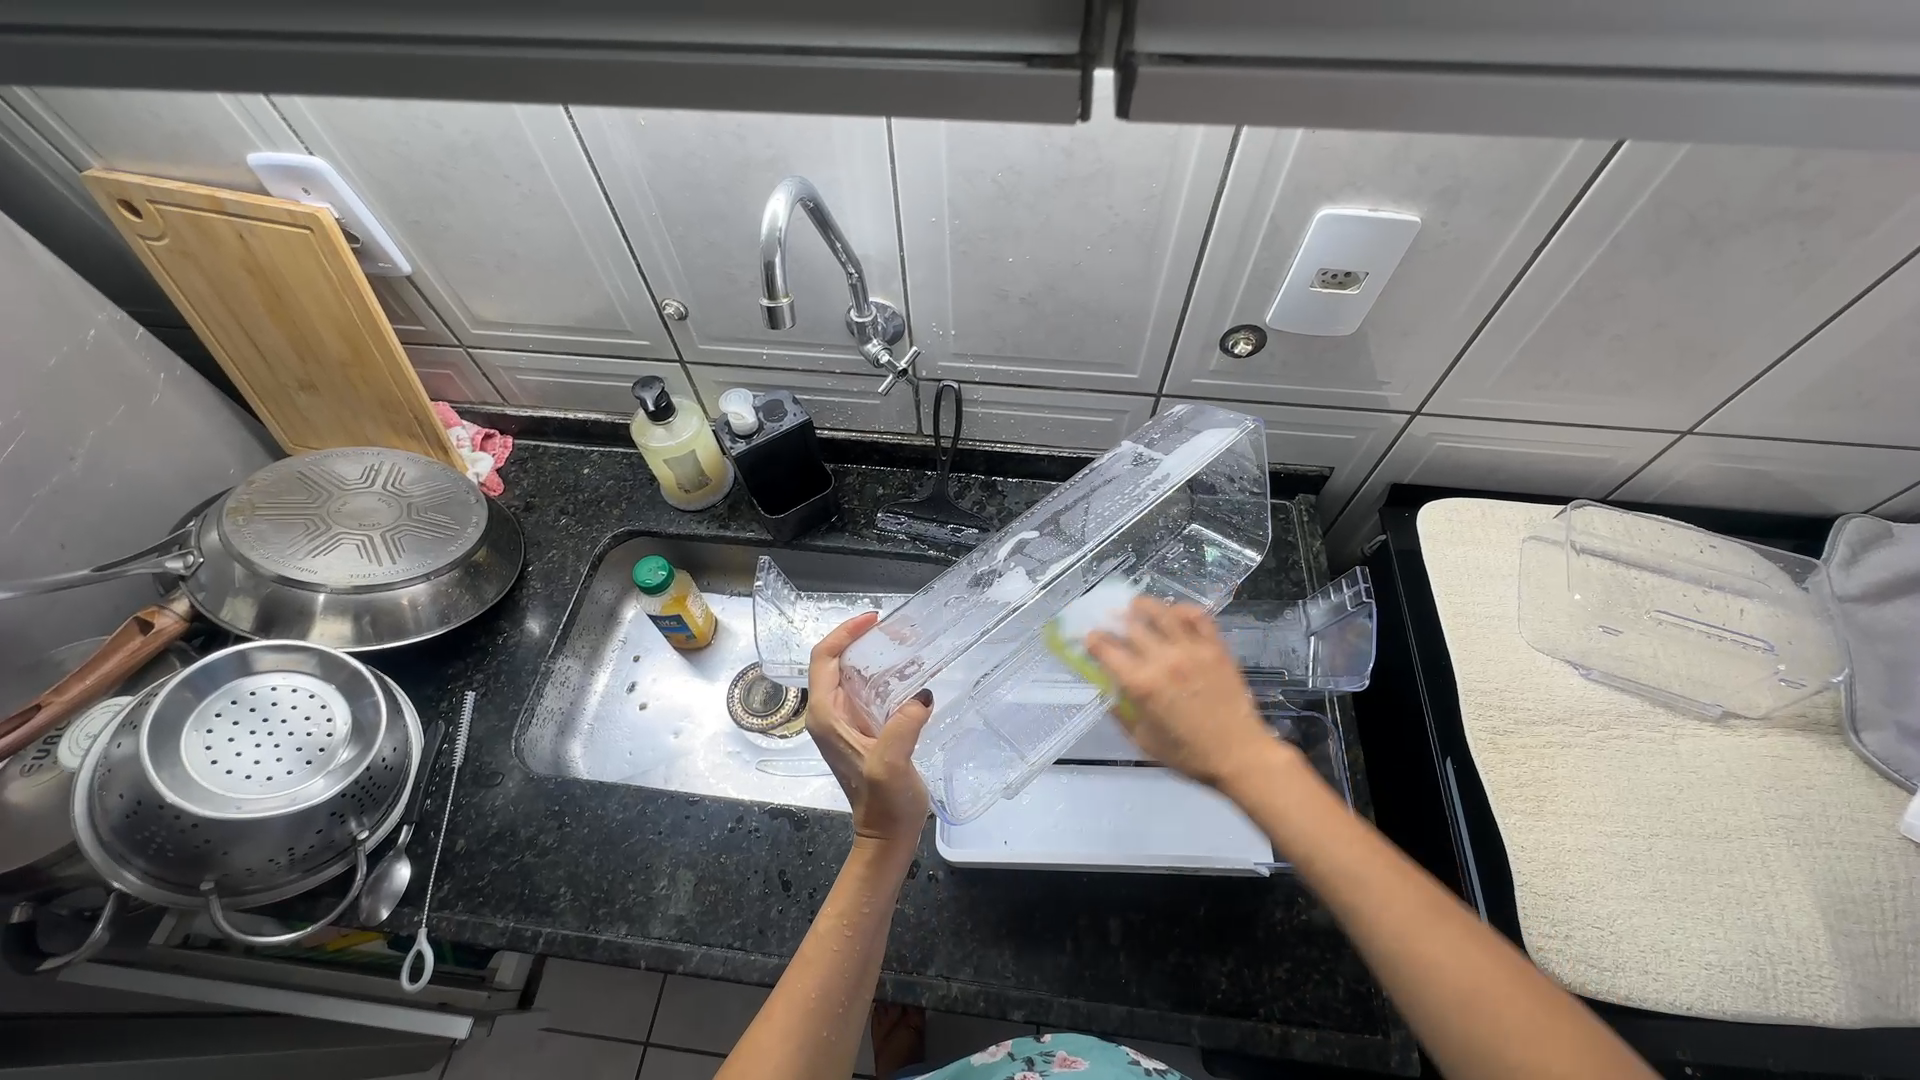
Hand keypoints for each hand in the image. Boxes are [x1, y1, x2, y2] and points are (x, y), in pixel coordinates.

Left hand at [807, 612, 932, 849]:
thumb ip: (903, 726)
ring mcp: (846, 725)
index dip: (844, 634)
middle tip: (896, 629)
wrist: (886, 837)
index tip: (874, 619)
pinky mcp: (863, 732)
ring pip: (853, 677)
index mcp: (826, 717)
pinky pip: (868, 693)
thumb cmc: (883, 804)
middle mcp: (830, 717)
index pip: (824, 660)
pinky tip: (910, 674)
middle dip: (861, 640)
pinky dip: (885, 677)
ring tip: (905, 644)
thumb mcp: (891, 764)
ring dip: (874, 657)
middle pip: (836, 664)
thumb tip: (922, 694)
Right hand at [1085, 597, 1281, 788]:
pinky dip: (1181, 610)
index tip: (1090, 638)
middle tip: (1110, 621)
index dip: (1093, 640)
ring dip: (1144, 606)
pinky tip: (1173, 613)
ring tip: (1136, 606)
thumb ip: (1120, 712)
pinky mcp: (1215, 648)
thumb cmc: (1188, 754)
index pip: (1106, 650)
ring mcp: (1192, 650)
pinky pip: (1197, 616)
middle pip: (1130, 625)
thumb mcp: (1142, 739)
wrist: (1239, 755)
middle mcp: (1164, 660)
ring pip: (1162, 612)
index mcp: (1141, 684)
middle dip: (1114, 620)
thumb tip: (1106, 689)